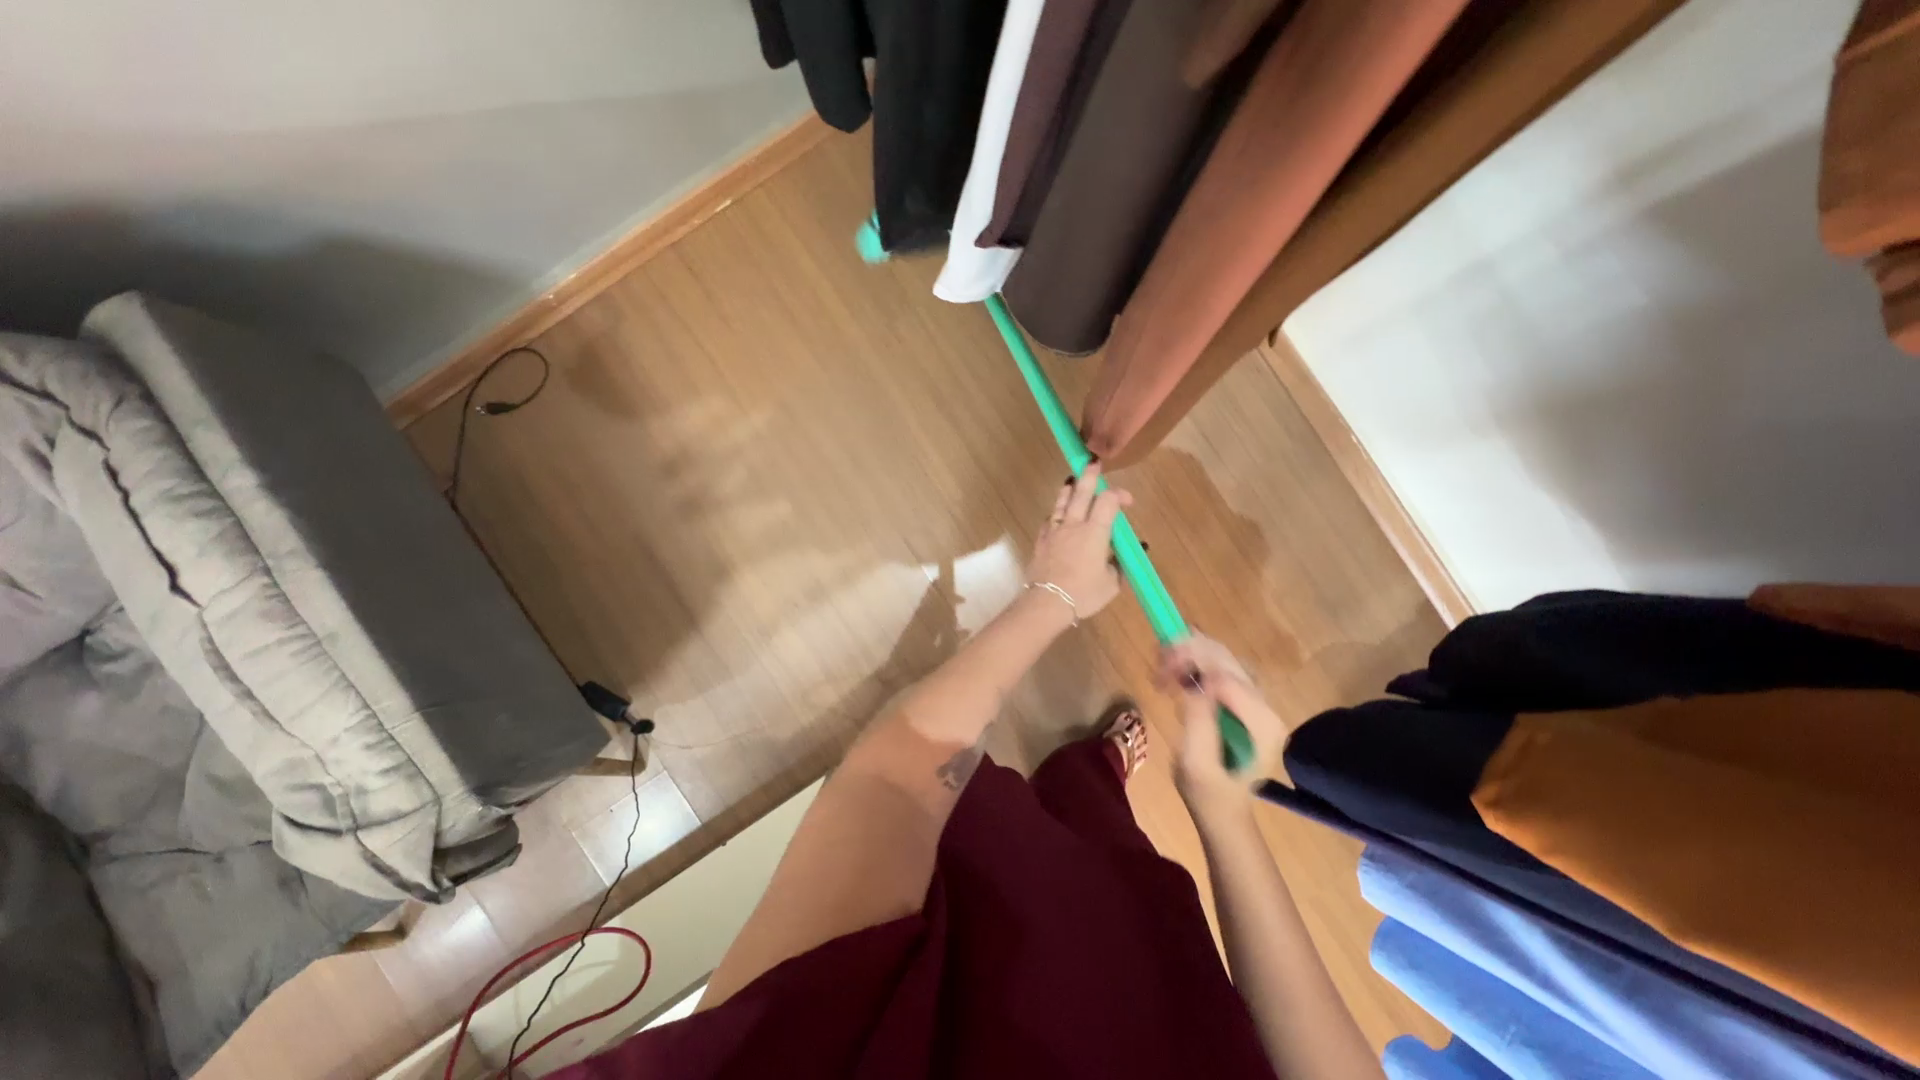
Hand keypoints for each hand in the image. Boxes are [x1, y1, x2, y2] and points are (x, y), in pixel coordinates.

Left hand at [1024, 463, 1131, 623]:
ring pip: (1062, 502)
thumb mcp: (1111, 584)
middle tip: (1093, 464)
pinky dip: (1056, 514)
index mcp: (1095, 532)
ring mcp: (1054, 531)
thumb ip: (1118, 566)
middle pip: (1082, 492)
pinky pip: (1049, 520)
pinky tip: (1057, 516)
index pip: (1108, 501)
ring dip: (1069, 489)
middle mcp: (1074, 524)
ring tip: (1072, 481)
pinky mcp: (1040, 540)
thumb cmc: (1084, 594)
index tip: (1127, 501)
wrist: (1046, 603)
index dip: (1119, 495)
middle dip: (1089, 476)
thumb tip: (1123, 556)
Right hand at [1157, 633, 1286, 812]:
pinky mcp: (1243, 702)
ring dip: (1190, 654)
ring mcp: (1256, 702)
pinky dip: (1195, 663)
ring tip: (1162, 666)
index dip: (1191, 666)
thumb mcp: (1196, 764)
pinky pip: (1219, 669)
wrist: (1223, 813)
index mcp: (1262, 722)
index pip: (1225, 675)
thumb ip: (1199, 720)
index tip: (1159, 677)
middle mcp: (1265, 706)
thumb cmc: (1207, 795)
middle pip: (1225, 658)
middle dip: (1188, 652)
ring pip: (1222, 658)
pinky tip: (1175, 674)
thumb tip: (1194, 681)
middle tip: (1156, 663)